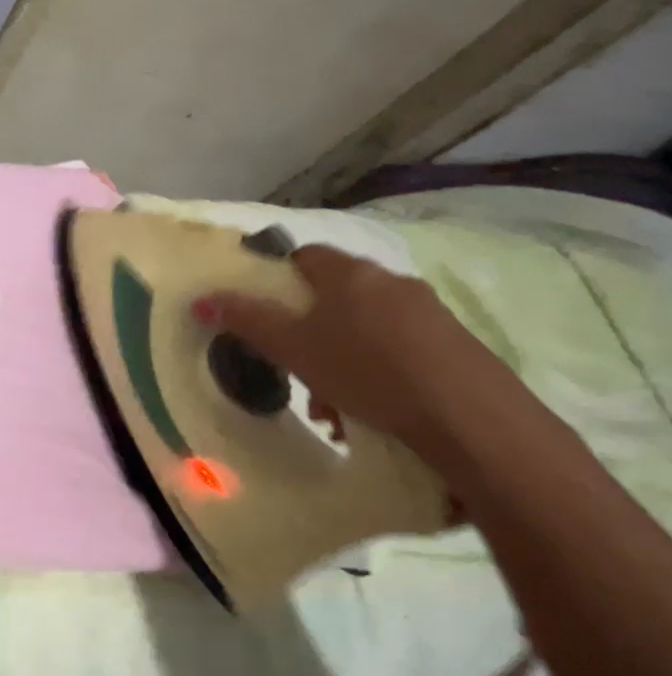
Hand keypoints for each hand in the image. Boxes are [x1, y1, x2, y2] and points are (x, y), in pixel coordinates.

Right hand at [196, 245, 518, 467]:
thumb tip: (203, 298)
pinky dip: (374, 375)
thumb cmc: (367, 370)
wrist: (472, 419)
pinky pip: (397, 352)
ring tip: (328, 407)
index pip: (305, 255)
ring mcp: (430, 314)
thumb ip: (247, 320)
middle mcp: (392, 283)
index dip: (278, 276)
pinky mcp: (456, 348)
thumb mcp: (292, 347)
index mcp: (350, 274)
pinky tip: (367, 413)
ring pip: (365, 328)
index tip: (262, 309)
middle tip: (290, 367)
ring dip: (338, 359)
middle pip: (335, 296)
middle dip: (307, 330)